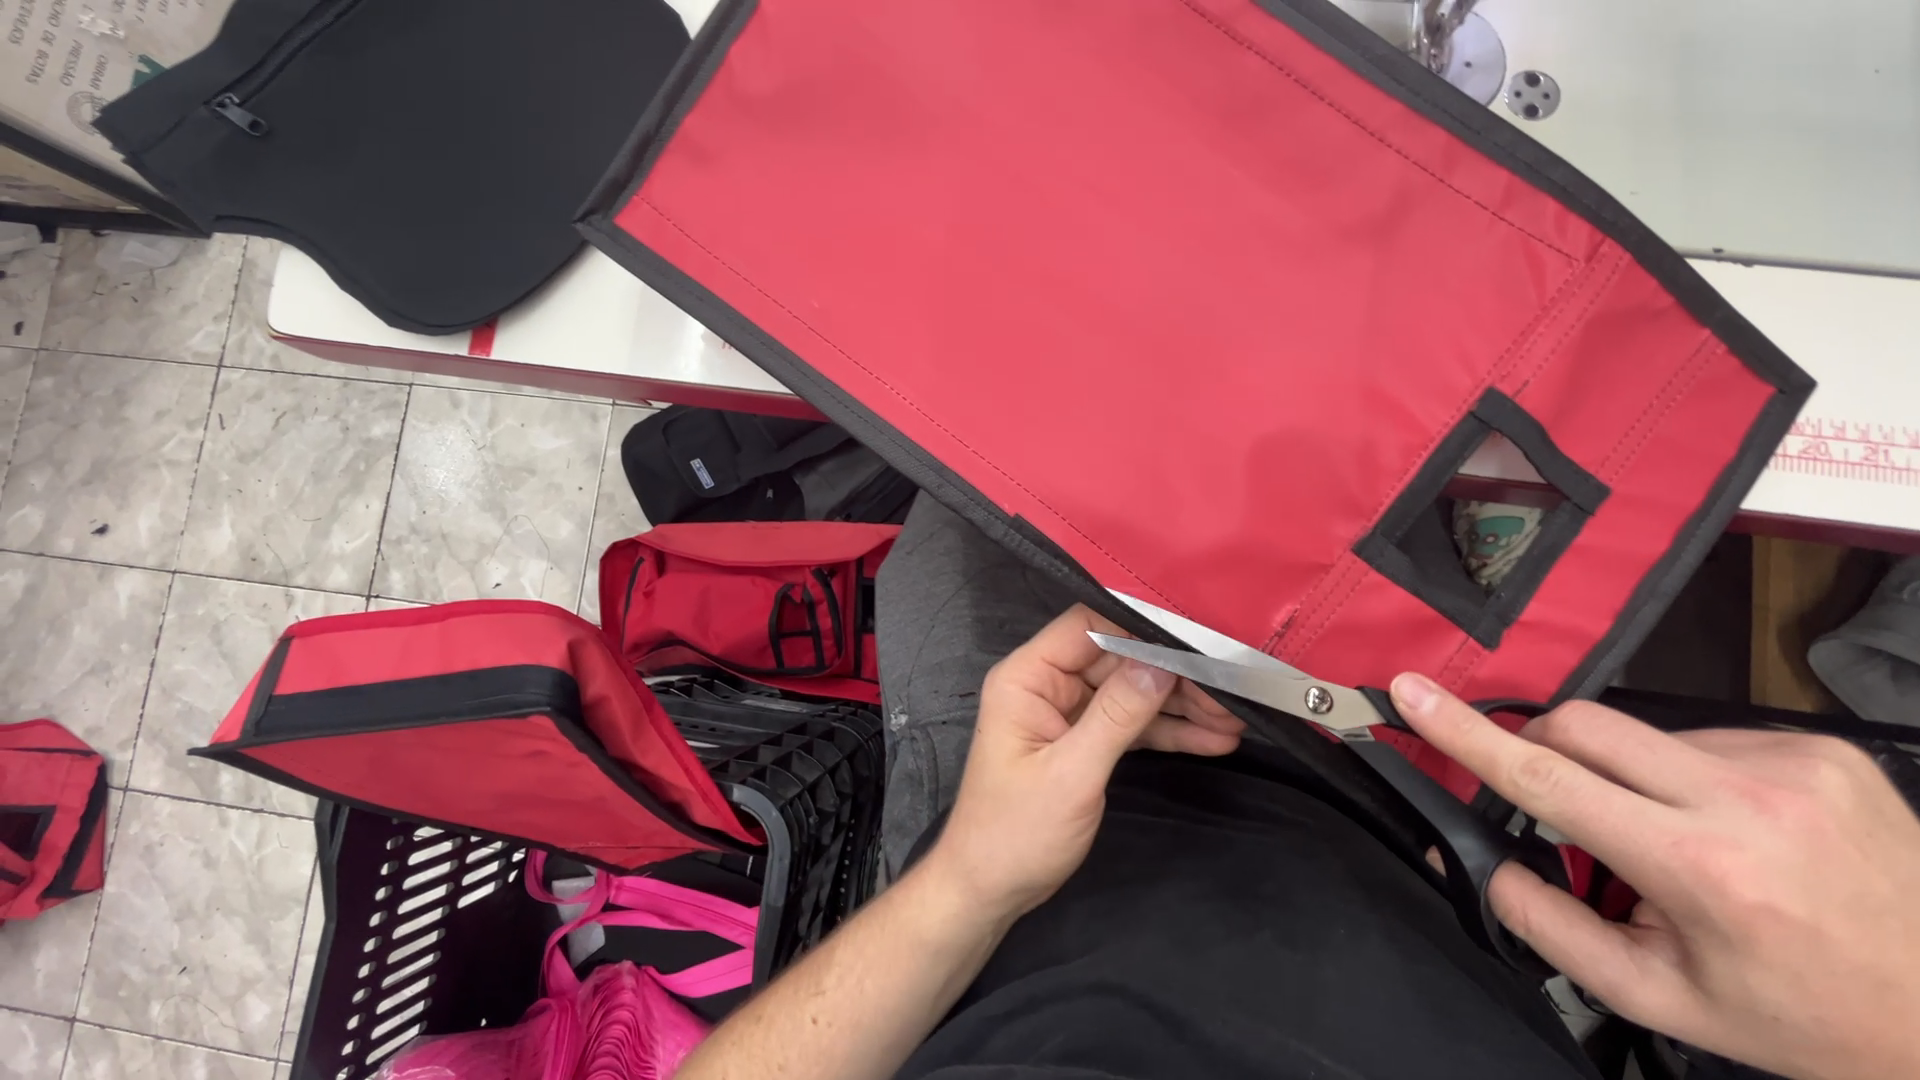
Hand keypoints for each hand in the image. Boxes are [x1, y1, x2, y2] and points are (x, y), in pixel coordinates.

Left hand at [923, 604, 1245, 920]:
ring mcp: (1064, 712)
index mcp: (1026, 677)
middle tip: (1229, 694)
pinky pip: (1129, 724)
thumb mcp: (1071, 773)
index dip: (1138, 629)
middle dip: (1172, 676)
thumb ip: (1117, 715)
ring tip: (1232, 720)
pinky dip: (1166, 731)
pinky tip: (1211, 739)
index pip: (1086, 627)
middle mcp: (1045, 685)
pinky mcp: (1081, 741)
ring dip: (1178, 706)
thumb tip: (1162, 663)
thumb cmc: (1016, 832)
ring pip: (1130, 692)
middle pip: (1117, 659)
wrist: (989, 889)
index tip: (1193, 642)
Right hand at [1390, 673, 1919, 1079]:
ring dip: (1624, 773)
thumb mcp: (1656, 993)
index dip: (1464, 733)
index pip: (1546, 778)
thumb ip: (1543, 920)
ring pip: (1637, 732)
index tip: (1410, 692)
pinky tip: (1730, 824)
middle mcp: (1749, 798)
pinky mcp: (1822, 748)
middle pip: (1580, 726)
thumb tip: (1466, 854)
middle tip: (1563, 809)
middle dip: (1542, 751)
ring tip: (1678, 837)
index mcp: (1700, 867)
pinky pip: (1699, 734)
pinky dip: (1683, 773)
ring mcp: (1794, 762)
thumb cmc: (1803, 1014)